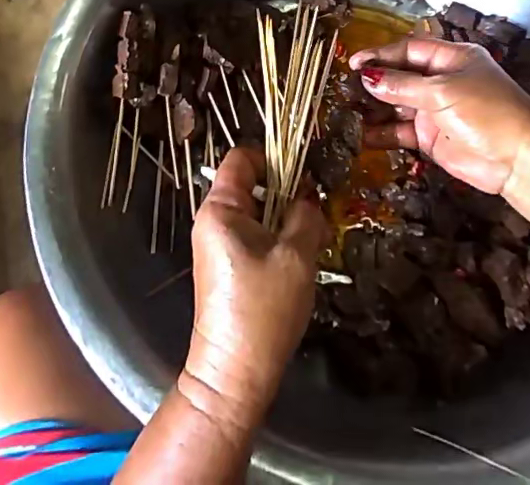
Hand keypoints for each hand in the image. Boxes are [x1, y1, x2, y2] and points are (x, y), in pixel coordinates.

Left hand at [181, 148, 324, 426]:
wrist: (235, 373)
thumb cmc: (263, 308)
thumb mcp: (296, 253)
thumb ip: (305, 214)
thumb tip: (308, 196)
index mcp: (220, 210)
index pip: (241, 158)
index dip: (273, 155)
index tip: (303, 169)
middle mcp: (213, 222)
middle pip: (250, 183)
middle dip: (286, 187)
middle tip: (316, 200)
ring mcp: (219, 245)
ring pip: (257, 210)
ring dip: (286, 214)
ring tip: (314, 228)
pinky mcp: (229, 266)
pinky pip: (255, 233)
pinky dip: (279, 234)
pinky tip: (302, 252)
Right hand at [349, 38, 529, 195]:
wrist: (519, 160)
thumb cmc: (488, 112)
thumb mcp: (443, 92)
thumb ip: (403, 86)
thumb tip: (368, 77)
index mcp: (453, 58)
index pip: (410, 49)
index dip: (382, 54)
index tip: (354, 62)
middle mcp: (444, 80)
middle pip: (401, 76)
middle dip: (375, 81)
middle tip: (343, 87)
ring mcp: (437, 110)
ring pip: (398, 104)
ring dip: (375, 107)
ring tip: (346, 110)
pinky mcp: (433, 138)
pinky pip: (402, 131)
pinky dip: (383, 133)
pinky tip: (361, 134)